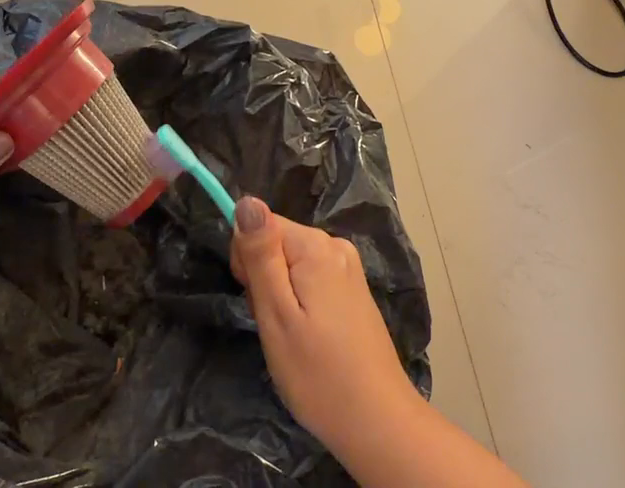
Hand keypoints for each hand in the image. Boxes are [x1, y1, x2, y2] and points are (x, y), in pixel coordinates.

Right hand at [230, 196, 423, 448]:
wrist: (377, 423)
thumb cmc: (318, 373)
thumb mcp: (276, 314)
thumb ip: (260, 254)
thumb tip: (246, 200)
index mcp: (315, 246)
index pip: (259, 225)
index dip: (248, 262)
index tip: (257, 300)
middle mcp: (335, 246)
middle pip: (276, 241)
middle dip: (263, 278)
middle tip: (274, 324)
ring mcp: (348, 269)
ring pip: (290, 262)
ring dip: (279, 294)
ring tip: (292, 336)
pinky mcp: (354, 291)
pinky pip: (310, 278)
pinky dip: (300, 303)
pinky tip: (308, 336)